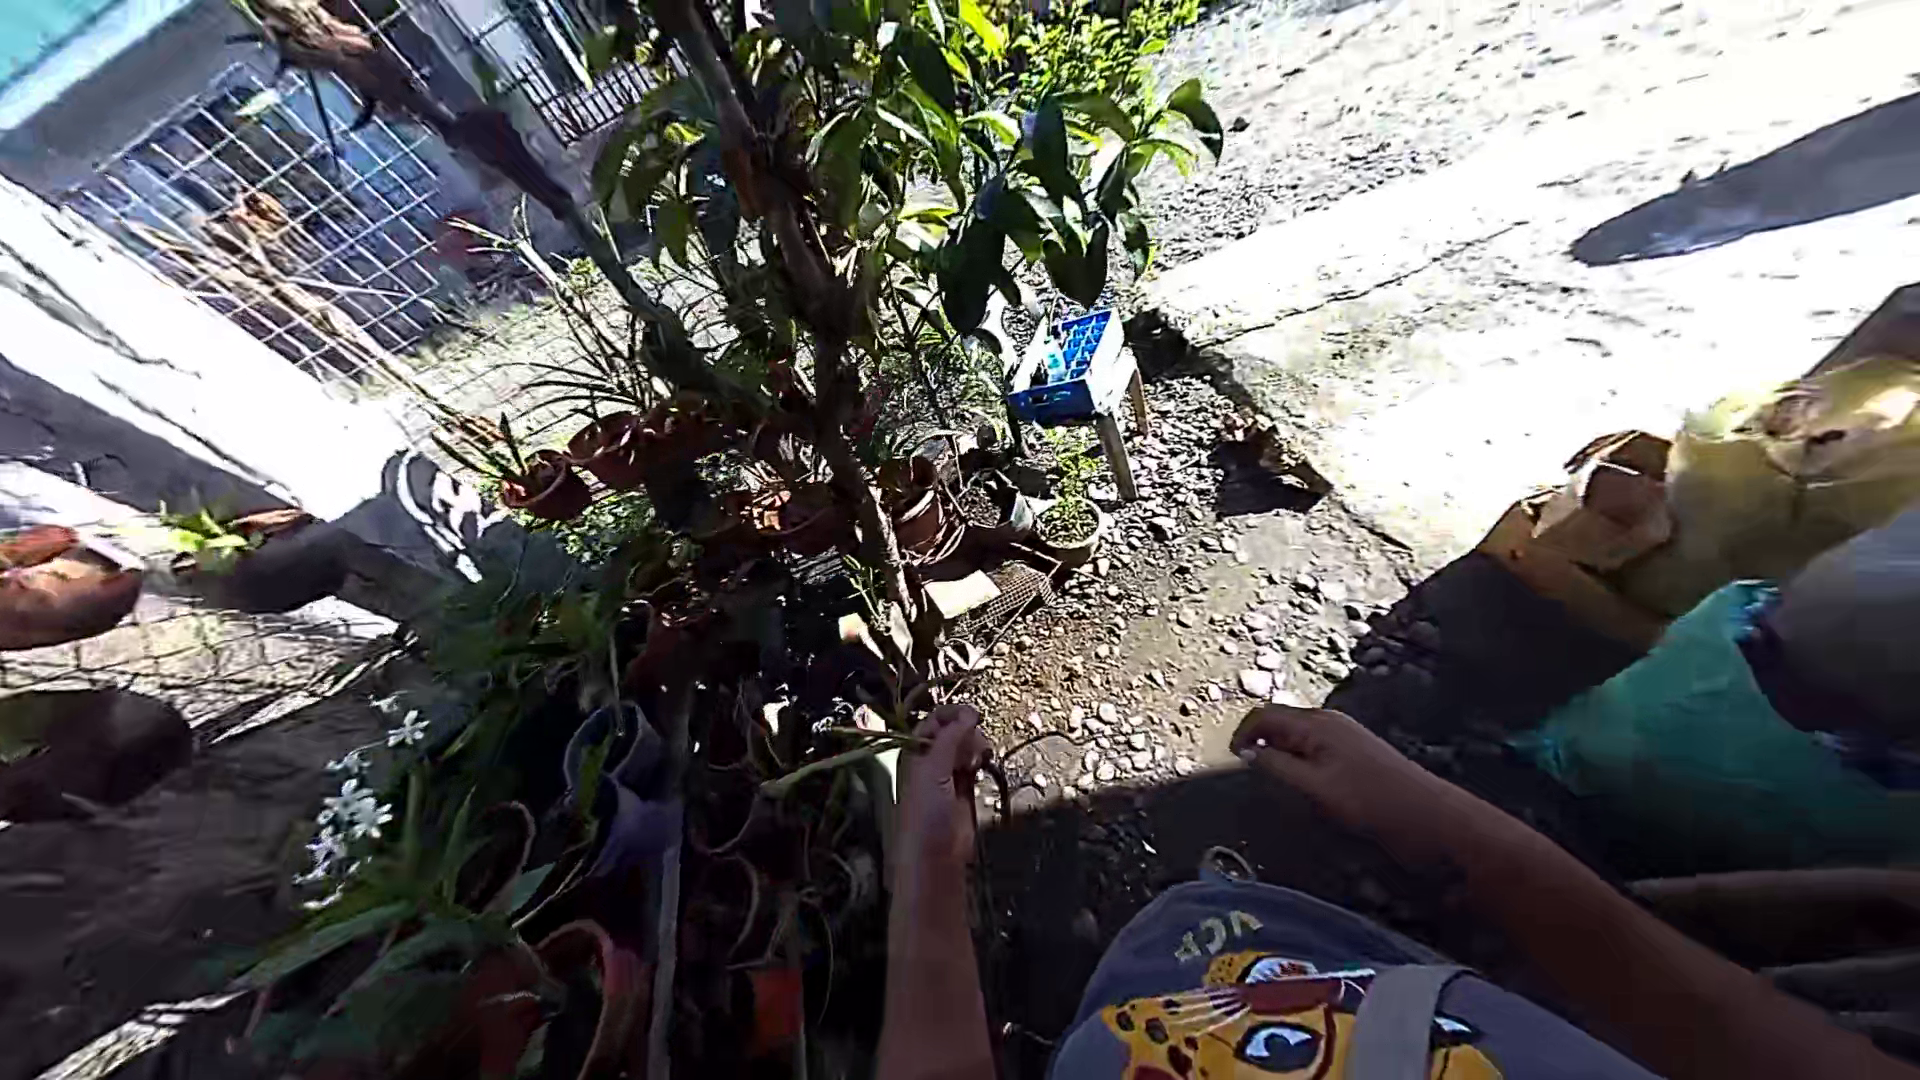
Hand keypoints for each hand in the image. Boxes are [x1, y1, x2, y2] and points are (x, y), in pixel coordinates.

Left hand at [896, 704, 989, 878]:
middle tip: (976, 744)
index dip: (953, 715)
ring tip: (980, 757)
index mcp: (916, 750)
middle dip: (967, 731)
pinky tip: (983, 763)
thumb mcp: (933, 769)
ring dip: (976, 745)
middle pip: (953, 731)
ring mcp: (948, 773)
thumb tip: (969, 713)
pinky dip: (980, 759)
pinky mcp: (964, 788)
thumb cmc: (926, 811)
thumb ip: (950, 739)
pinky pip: (974, 763)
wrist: (936, 855)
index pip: (935, 720)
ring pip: (966, 746)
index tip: (972, 715)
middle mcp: (931, 758)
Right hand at [1230, 706, 1500, 861]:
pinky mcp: (1356, 746)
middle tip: (1248, 767)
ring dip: (1277, 746)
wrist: (1439, 821)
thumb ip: (1276, 767)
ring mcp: (1345, 731)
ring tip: (1271, 774)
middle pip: (1279, 719)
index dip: (1243, 734)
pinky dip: (1296, 752)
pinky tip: (1302, 776)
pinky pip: (1313, 740)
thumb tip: (1247, 754)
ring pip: (1296, 730)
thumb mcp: (1316, 789)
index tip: (1231, 757)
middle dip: (1258, 738)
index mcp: (1315, 724)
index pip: (1263, 716)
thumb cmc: (1373, 804)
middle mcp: (1328, 719)